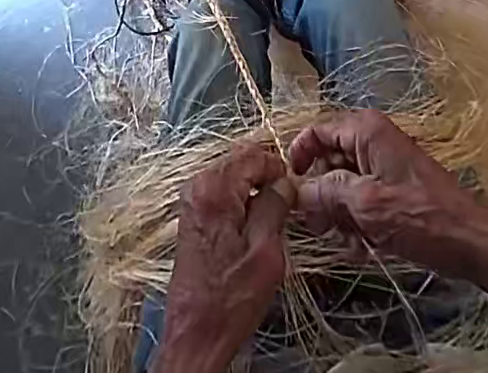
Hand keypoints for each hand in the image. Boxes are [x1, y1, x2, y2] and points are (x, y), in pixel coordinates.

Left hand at [155, 142, 295, 372]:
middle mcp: (197, 185)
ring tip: (274, 212)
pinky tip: (254, 219)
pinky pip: (222, 189)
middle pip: (239, 160)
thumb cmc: (232, 297)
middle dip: (265, 174)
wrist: (196, 332)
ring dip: (254, 186)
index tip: (295, 186)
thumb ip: (275, 207)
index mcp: (213, 188)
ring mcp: (192, 198)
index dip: (277, 166)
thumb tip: (285, 182)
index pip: (251, 154)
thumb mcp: (265, 251)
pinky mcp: (192, 213)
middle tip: (287, 200)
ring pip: (231, 174)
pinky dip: (241, 196)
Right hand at [289, 110, 487, 279]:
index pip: (315, 131)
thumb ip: (324, 191)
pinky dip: (358, 222)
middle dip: (322, 195)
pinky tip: (364, 248)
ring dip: (339, 215)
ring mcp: (383, 165)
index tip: (289, 190)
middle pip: (327, 160)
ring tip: (349, 242)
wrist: (475, 245)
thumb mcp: (365, 203)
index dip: (298, 158)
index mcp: (364, 129)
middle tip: (319, 227)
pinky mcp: (393, 189)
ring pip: (342, 184)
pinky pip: (361, 199)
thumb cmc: (421, 216)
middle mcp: (371, 140)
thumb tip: (293, 189)